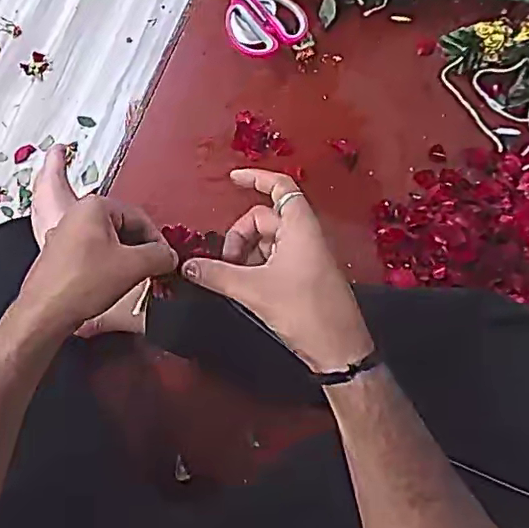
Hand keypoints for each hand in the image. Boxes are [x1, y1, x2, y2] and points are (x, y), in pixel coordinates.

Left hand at [8, 195, 176, 340]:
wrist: (44, 313)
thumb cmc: (82, 283)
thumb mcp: (133, 266)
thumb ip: (159, 256)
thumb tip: (169, 256)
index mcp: (94, 206)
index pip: (140, 217)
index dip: (157, 240)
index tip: (165, 259)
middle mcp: (77, 213)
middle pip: (125, 227)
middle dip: (141, 250)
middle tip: (152, 270)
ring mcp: (66, 233)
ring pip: (110, 242)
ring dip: (126, 259)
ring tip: (133, 279)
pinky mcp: (61, 253)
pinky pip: (94, 252)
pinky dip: (108, 265)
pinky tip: (112, 284)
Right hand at [181, 169, 374, 371]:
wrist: (340, 349)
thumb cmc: (304, 311)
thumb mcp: (253, 290)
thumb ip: (216, 274)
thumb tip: (189, 265)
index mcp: (299, 226)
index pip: (280, 186)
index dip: (256, 178)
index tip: (233, 179)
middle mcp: (304, 235)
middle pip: (264, 218)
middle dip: (240, 235)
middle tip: (225, 263)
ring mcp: (306, 255)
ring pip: (267, 240)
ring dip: (246, 253)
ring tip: (234, 279)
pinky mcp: (305, 274)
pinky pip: (275, 257)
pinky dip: (256, 265)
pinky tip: (246, 287)